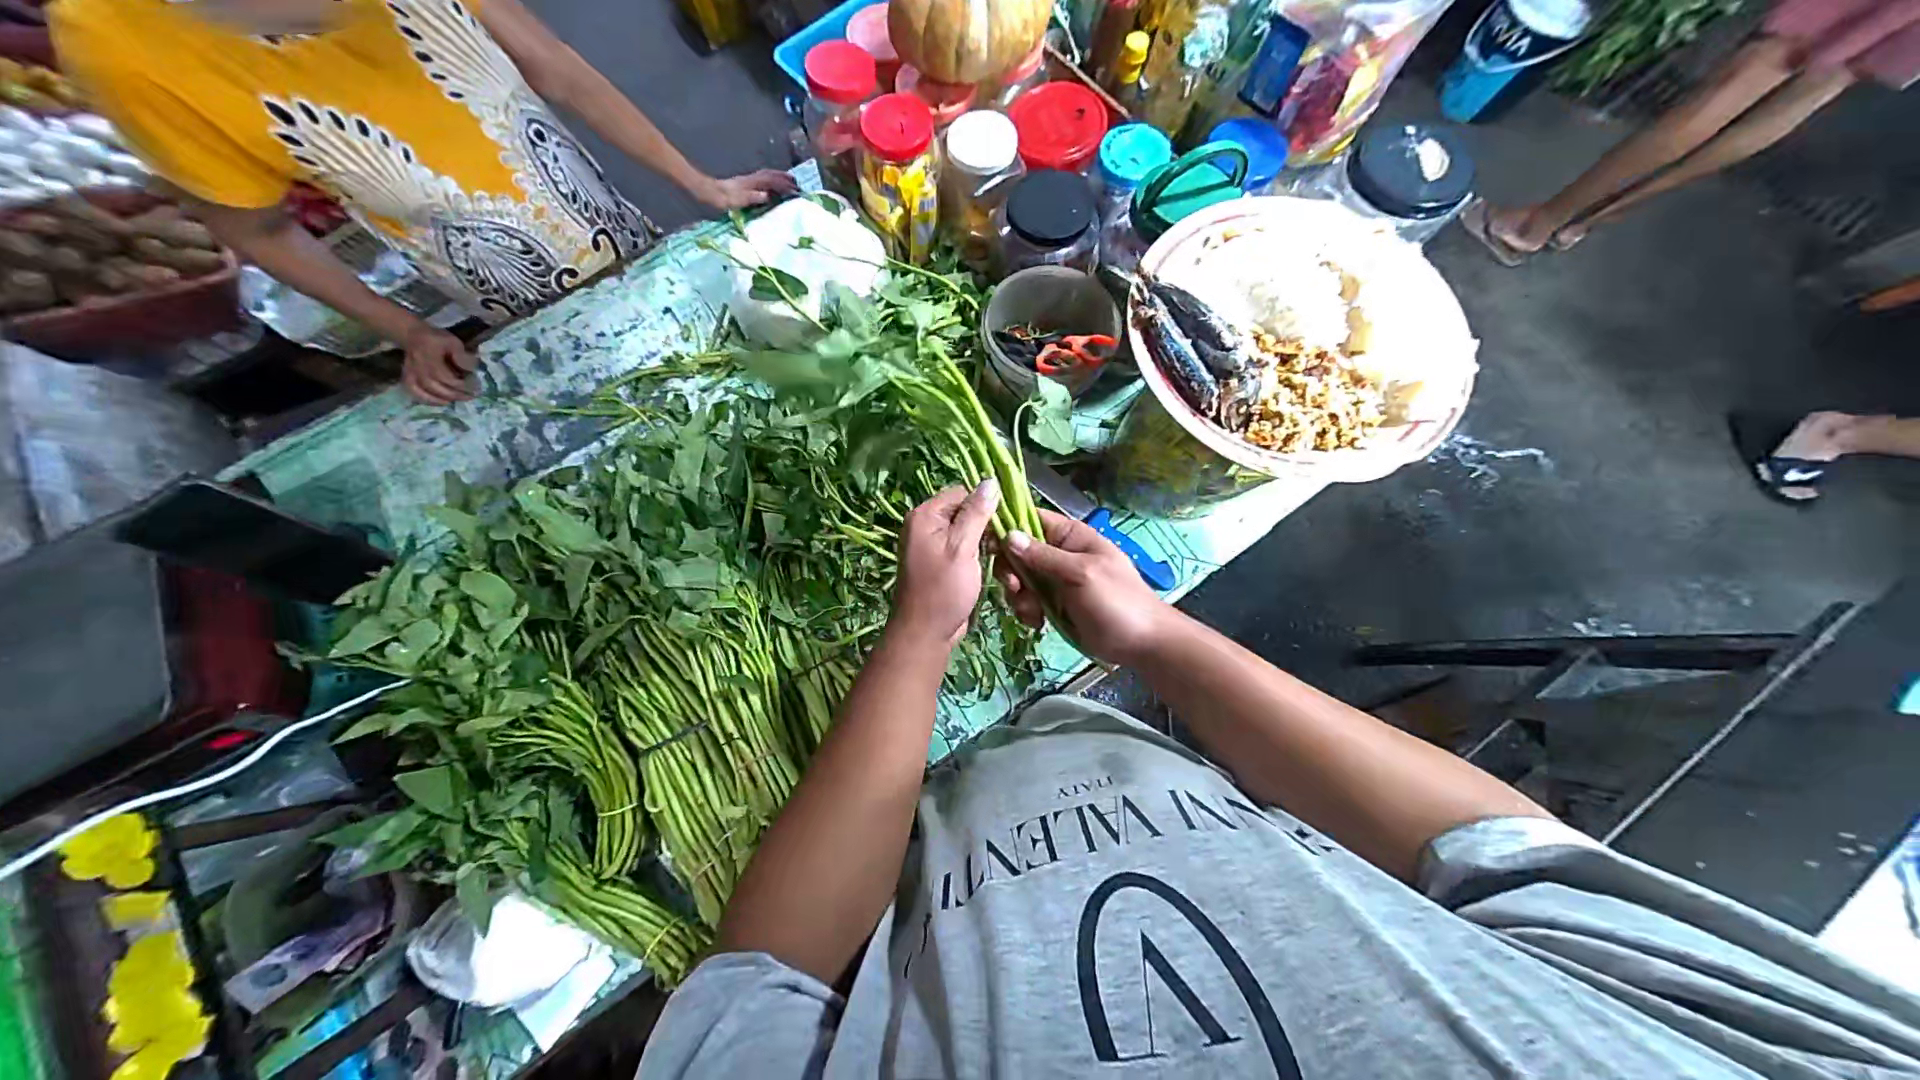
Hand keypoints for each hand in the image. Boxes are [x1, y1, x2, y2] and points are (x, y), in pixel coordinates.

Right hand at [399, 322, 476, 405]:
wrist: (413, 335)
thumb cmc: (437, 339)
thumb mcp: (453, 342)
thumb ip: (462, 356)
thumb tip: (471, 370)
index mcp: (428, 356)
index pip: (444, 376)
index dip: (461, 385)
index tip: (476, 387)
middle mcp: (417, 365)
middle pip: (434, 385)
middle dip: (455, 393)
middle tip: (471, 396)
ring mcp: (409, 371)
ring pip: (423, 390)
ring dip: (443, 398)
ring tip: (459, 400)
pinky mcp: (407, 376)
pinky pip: (413, 390)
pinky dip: (428, 399)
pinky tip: (443, 402)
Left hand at [694, 169, 799, 210]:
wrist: (709, 192)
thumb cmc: (724, 198)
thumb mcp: (739, 200)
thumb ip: (754, 197)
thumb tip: (768, 195)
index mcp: (753, 183)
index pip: (772, 181)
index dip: (785, 184)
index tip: (796, 189)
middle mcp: (752, 179)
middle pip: (771, 175)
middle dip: (784, 178)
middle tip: (796, 183)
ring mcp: (748, 180)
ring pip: (767, 175)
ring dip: (778, 177)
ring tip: (787, 181)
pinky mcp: (745, 183)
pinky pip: (762, 179)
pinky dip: (770, 180)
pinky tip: (771, 185)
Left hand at [889, 480, 1000, 649]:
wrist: (926, 632)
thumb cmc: (943, 589)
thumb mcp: (962, 547)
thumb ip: (977, 513)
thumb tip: (991, 481)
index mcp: (925, 515)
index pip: (962, 493)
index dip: (985, 505)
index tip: (1003, 526)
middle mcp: (925, 525)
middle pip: (966, 511)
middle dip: (988, 527)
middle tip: (1003, 548)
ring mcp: (932, 544)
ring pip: (969, 532)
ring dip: (987, 545)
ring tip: (1001, 562)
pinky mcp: (941, 562)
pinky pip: (965, 548)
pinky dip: (979, 556)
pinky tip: (993, 569)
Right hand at [998, 509, 1180, 666]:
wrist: (1141, 644)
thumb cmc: (1117, 601)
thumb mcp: (1081, 574)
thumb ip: (1043, 556)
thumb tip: (1008, 535)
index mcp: (1069, 536)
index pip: (1029, 518)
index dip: (1006, 528)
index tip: (988, 547)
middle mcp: (1059, 553)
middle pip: (1018, 552)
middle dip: (1012, 572)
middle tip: (1015, 589)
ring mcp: (1056, 579)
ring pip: (1020, 579)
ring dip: (1019, 596)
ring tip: (1033, 613)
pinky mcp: (1054, 603)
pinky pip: (1028, 600)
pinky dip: (1027, 611)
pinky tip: (1038, 623)